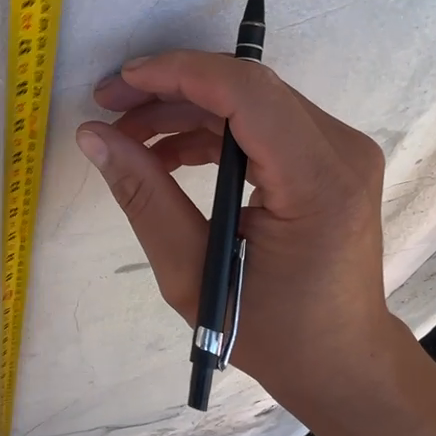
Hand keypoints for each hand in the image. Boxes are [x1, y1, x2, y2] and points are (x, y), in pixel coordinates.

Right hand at [75, 50, 392, 395]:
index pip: (246, 93)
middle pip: (244, 87)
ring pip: (247, 97)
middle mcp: (340, 151)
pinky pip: (258, 119)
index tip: (118, 85)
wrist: (342, 361)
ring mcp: (339, 148)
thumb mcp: (192, 274)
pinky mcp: (327, 155)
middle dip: (169, 87)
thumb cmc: (274, 332)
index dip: (177, 74)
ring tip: (127, 133)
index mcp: (317, 183)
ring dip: (182, 106)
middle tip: (108, 104)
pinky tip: (165, 153)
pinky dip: (207, 126)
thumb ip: (143, 196)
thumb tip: (93, 134)